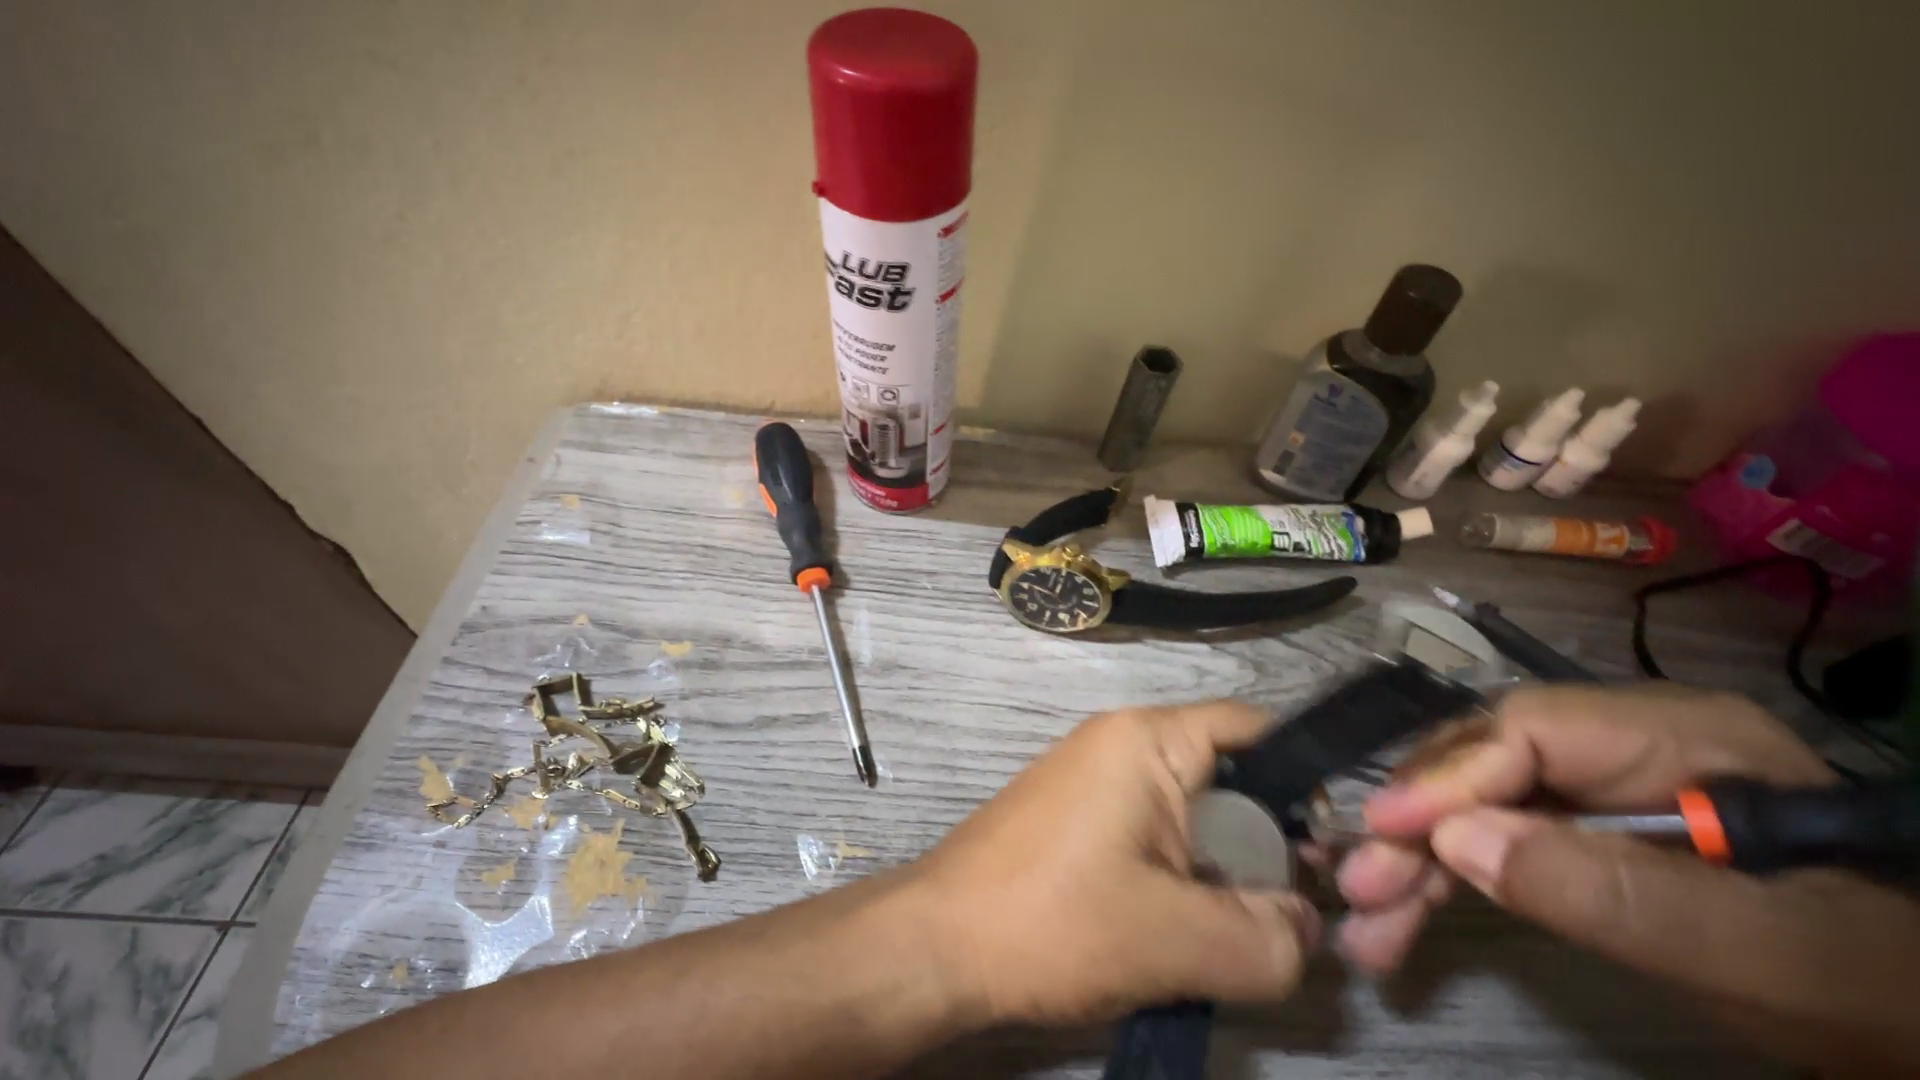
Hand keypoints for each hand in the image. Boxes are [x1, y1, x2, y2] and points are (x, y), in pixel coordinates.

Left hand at [908, 702, 1319, 1026]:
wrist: (933, 948)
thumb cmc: (1052, 922)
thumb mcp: (1176, 940)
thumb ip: (1267, 938)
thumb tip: (1308, 928)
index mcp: (1146, 740)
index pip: (1254, 727)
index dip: (1305, 780)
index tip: (1331, 851)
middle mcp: (1118, 746)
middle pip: (1228, 778)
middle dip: (1265, 845)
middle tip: (1289, 913)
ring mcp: (1091, 784)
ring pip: (1191, 818)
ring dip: (1220, 874)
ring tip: (1233, 934)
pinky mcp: (1074, 824)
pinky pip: (1151, 840)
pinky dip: (1178, 882)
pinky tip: (1179, 934)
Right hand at [1337, 684, 1919, 1074]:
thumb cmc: (1877, 985)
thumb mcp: (1762, 953)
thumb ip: (1612, 893)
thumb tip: (1456, 840)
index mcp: (1681, 739)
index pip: (1531, 730)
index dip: (1450, 775)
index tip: (1383, 831)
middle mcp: (1627, 746)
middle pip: (1491, 765)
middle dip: (1420, 827)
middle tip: (1361, 889)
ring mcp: (1604, 787)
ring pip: (1482, 804)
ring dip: (1422, 862)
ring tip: (1372, 927)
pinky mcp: (1591, 831)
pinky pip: (1502, 840)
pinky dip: (1452, 879)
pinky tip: (1410, 916)